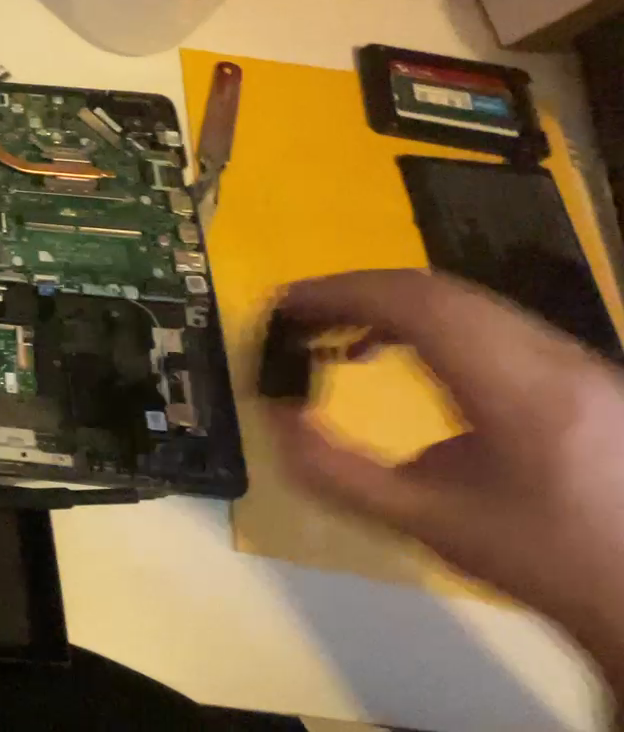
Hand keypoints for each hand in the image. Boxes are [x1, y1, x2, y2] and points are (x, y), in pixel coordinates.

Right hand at [264, 270, 623, 670]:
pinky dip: (420, 321)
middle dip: (352, 293)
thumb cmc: (541, 561)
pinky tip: (387, 349)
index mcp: (521, 393)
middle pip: (437, 292)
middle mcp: (558, 361)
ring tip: (328, 330)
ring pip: (462, 300)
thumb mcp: (423, 521)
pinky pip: (485, 320)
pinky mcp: (581, 372)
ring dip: (384, 305)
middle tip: (292, 316)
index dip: (339, 293)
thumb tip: (272, 411)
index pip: (417, 305)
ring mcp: (579, 363)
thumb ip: (333, 470)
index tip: (281, 307)